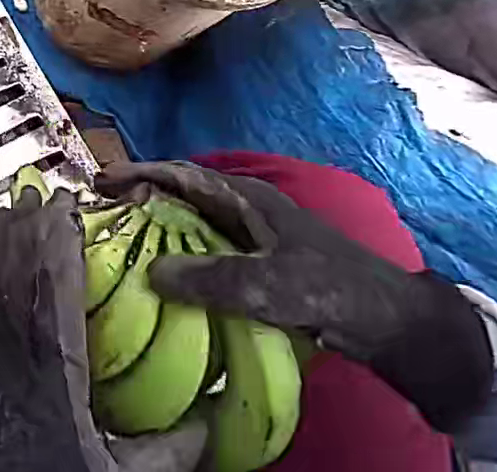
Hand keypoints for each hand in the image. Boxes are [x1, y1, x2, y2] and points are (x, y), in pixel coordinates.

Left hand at [0, 185, 205, 471]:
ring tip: (22, 200)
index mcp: (54, 364)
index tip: (70, 208)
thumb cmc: (55, 471)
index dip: (59, 241)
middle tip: (49, 192)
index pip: (55, 287)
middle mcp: (17, 342)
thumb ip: (166, 451)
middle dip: (33, 223)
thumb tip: (210, 422)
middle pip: (20, 266)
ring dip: (8, 231)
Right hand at [96, 161, 492, 431]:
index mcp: (245, 197)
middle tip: (103, 212)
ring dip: (157, 224)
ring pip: (190, 220)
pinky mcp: (256, 261)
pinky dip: (177, 252)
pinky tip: (163, 273)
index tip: (101, 181)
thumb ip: (215, 279)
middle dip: (140, 196)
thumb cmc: (335, 290)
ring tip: (123, 240)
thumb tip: (152, 272)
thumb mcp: (275, 286)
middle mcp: (242, 208)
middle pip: (179, 192)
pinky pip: (204, 249)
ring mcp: (250, 234)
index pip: (180, 174)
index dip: (139, 173)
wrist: (395, 323)